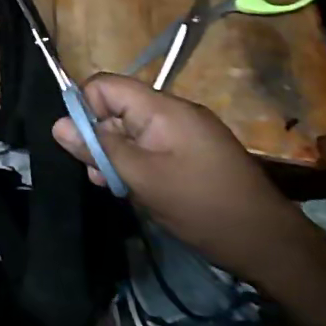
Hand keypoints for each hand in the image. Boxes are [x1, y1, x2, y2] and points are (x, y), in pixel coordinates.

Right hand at [53, 74, 304, 280]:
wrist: (266, 240)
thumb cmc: (200, 205)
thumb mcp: (141, 179)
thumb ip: (100, 149)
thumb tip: (59, 125)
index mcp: (161, 108)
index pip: (105, 85)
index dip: (84, 109)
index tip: (80, 146)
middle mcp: (173, 111)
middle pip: (118, 108)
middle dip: (100, 138)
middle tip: (99, 176)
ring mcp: (187, 131)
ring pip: (134, 130)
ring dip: (118, 156)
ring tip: (116, 188)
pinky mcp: (195, 151)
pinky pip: (154, 146)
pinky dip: (139, 164)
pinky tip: (138, 191)